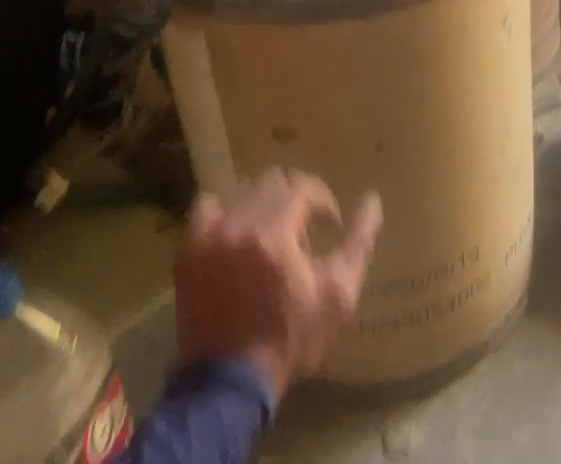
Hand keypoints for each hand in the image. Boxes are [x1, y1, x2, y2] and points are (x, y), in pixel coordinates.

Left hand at [173, 168, 383, 398]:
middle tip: (306, 226)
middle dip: (296, 197)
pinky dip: (224, 209)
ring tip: (272, 228)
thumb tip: (373, 200)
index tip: (332, 222)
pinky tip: (236, 230)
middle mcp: (238, 225)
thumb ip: (358, 242)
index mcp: (275, 234)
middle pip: (271, 181)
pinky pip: (205, 207)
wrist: (231, 379)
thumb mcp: (338, 295)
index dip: (323, 200)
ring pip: (240, 190)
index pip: (303, 187)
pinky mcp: (187, 251)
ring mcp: (207, 236)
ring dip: (262, 200)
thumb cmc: (292, 337)